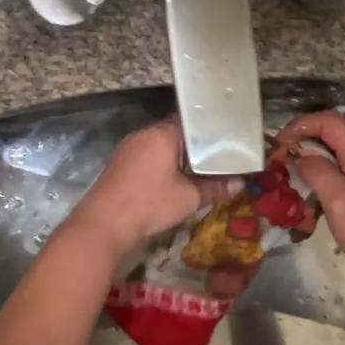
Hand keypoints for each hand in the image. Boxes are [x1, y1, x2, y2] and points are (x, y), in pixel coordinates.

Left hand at [65, 118, 240, 257]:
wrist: (105, 223)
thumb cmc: (150, 204)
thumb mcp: (188, 198)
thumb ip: (215, 188)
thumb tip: (239, 184)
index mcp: (161, 134)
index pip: (189, 121)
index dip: (208, 130)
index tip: (225, 139)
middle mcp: (143, 134)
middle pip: (173, 133)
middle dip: (193, 146)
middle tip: (216, 157)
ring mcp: (127, 148)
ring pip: (158, 146)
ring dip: (175, 157)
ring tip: (198, 170)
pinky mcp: (118, 164)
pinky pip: (145, 157)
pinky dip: (159, 165)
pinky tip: (170, 180)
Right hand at [276, 110, 344, 284]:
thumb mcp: (337, 200)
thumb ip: (316, 171)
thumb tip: (300, 155)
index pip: (330, 121)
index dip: (301, 125)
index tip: (280, 144)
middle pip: (336, 135)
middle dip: (306, 142)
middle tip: (283, 162)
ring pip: (342, 155)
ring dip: (316, 160)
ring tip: (296, 179)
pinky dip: (329, 175)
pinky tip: (319, 194)